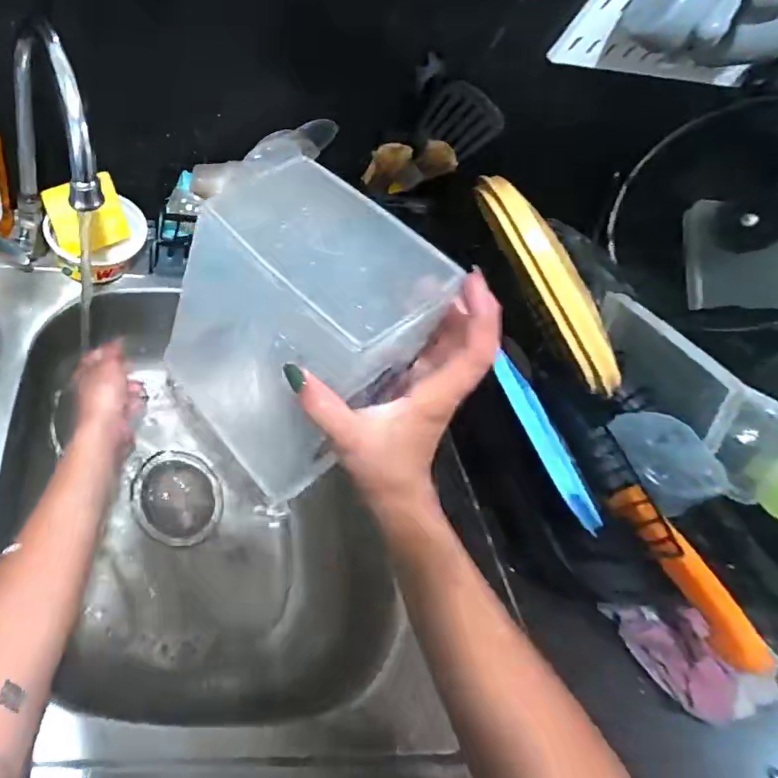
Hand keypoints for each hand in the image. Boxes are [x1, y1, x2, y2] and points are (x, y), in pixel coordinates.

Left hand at [69, 340, 139, 466]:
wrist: (105, 432)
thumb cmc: (104, 395)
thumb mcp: (110, 366)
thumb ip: (113, 353)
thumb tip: (117, 342)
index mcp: (83, 375)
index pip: (94, 358)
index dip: (108, 352)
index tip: (122, 349)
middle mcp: (89, 391)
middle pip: (106, 377)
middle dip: (122, 372)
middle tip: (133, 368)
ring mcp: (100, 409)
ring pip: (116, 394)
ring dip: (129, 389)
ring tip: (140, 387)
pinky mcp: (112, 424)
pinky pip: (123, 410)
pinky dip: (131, 406)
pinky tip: (139, 404)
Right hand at [287, 271, 500, 514]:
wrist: (398, 502)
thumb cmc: (384, 471)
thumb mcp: (350, 437)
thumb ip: (324, 406)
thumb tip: (296, 371)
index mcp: (437, 394)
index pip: (475, 352)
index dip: (482, 316)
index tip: (473, 282)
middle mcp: (442, 387)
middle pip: (470, 343)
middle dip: (468, 307)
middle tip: (447, 275)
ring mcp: (432, 390)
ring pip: (454, 348)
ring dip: (452, 317)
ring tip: (429, 287)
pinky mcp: (418, 394)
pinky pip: (434, 355)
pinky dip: (431, 332)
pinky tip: (409, 318)